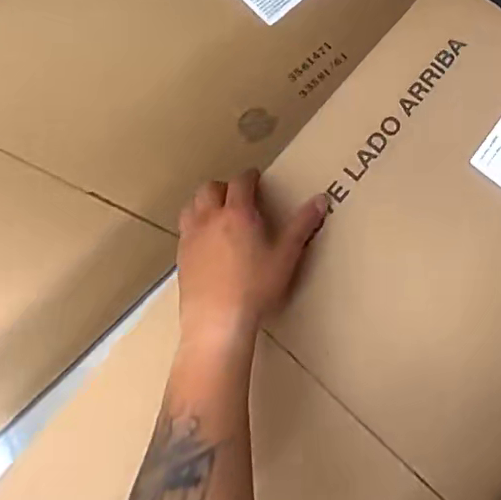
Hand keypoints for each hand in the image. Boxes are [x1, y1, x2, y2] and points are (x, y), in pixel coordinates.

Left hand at [176, 170, 327, 356]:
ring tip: (221, 214)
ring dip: (205, 203)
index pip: (240, 182)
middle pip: (208, 189)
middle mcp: (209, 220)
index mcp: (237, 214)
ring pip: (190, 207)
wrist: (217, 323)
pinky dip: (196, 225)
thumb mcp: (287, 254)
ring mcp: (191, 240)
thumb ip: (303, 224)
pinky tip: (209, 242)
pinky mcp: (180, 259)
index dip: (250, 176)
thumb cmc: (256, 286)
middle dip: (224, 187)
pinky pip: (185, 230)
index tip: (258, 178)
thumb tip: (320, 199)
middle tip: (240, 197)